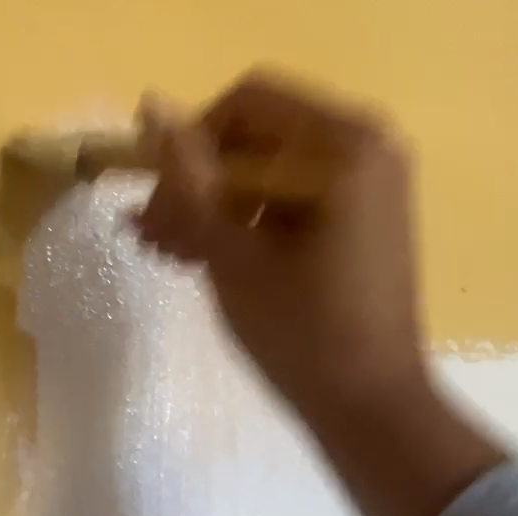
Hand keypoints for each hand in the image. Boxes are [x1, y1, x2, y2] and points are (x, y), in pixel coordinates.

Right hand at [132, 72, 429, 429]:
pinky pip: (290, 204)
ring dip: (213, 209)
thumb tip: (151, 110)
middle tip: (149, 238)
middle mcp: (366, 148)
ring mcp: (369, 186)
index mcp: (344, 145)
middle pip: (257, 139)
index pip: (245, 107)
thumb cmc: (301, 335)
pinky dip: (246, 227)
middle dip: (196, 185)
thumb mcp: (233, 257)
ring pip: (269, 175)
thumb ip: (190, 182)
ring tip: (169, 255)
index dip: (187, 149)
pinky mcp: (361, 222)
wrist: (369, 407)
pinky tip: (205, 260)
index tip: (153, 206)